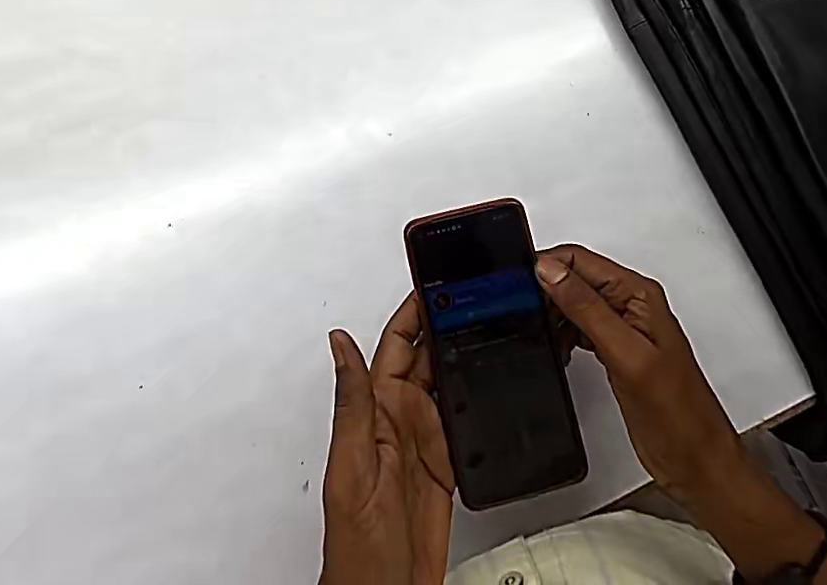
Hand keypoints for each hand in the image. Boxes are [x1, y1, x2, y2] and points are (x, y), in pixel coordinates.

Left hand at [320, 296, 454, 584]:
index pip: (395, 343)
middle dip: (443, 319)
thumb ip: (352, 402)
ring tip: (482, 319)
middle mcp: (400, 416)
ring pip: (445, 376)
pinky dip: (475, 390)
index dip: (412, 311)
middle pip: (424, 353)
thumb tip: (339, 343)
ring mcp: (424, 437)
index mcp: (375, 409)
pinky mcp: (444, 459)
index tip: (428, 283)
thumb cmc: (357, 544)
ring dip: (460, 348)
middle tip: (466, 292)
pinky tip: (486, 375)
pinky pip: (462, 412)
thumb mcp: (352, 466)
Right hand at [533, 245, 744, 502]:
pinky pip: (579, 325)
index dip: (547, 265)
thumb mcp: (626, 355)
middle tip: (528, 312)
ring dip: (552, 312)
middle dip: (546, 289)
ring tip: (542, 333)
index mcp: (638, 294)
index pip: (580, 259)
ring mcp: (623, 326)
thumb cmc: (679, 415)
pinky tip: (558, 349)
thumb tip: (551, 271)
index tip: (520, 283)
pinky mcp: (615, 348)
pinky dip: (562, 333)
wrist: (698, 464)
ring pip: (573, 300)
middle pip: (575, 276)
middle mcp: (630, 304)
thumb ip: (586, 307)